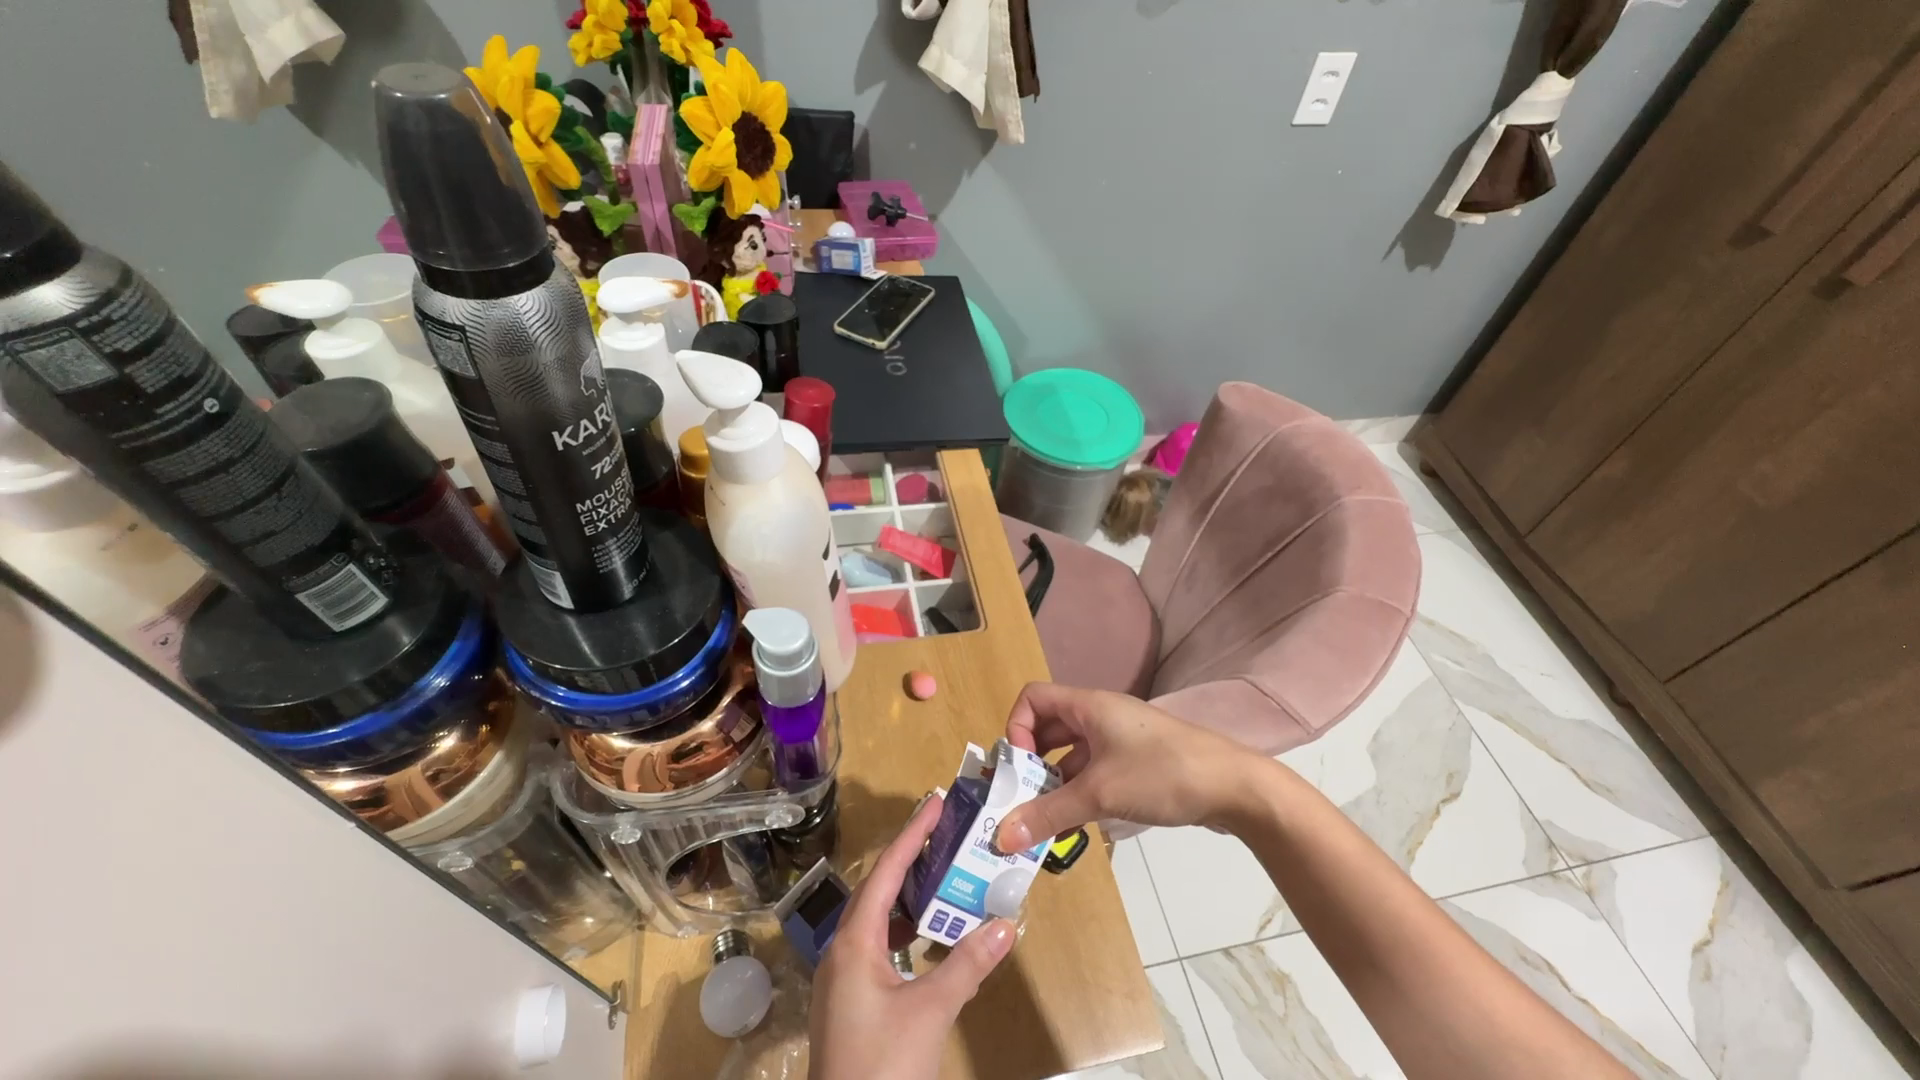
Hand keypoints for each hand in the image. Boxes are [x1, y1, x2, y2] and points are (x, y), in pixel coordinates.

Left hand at [809, 792, 1016, 1079]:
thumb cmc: (883, 1064)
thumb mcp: (931, 1011)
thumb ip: (966, 965)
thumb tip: (1006, 924)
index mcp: (853, 942)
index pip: (884, 872)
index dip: (912, 835)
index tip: (934, 803)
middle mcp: (842, 951)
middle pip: (876, 891)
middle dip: (910, 861)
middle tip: (945, 836)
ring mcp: (842, 978)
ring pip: (875, 921)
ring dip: (907, 899)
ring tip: (942, 879)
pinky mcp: (850, 1001)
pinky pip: (876, 948)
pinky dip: (903, 933)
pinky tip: (926, 939)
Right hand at [994, 683, 1271, 852]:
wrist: (1234, 787)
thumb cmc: (1162, 774)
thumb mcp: (1099, 794)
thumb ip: (1048, 814)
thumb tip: (1001, 837)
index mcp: (1089, 706)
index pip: (1033, 698)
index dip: (1017, 727)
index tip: (1021, 768)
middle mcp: (1102, 715)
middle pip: (1049, 727)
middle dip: (1032, 762)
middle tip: (1024, 799)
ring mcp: (1122, 739)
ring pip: (1072, 753)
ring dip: (1056, 782)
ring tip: (1047, 819)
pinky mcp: (1138, 762)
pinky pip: (1095, 770)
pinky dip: (1081, 791)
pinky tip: (1080, 823)